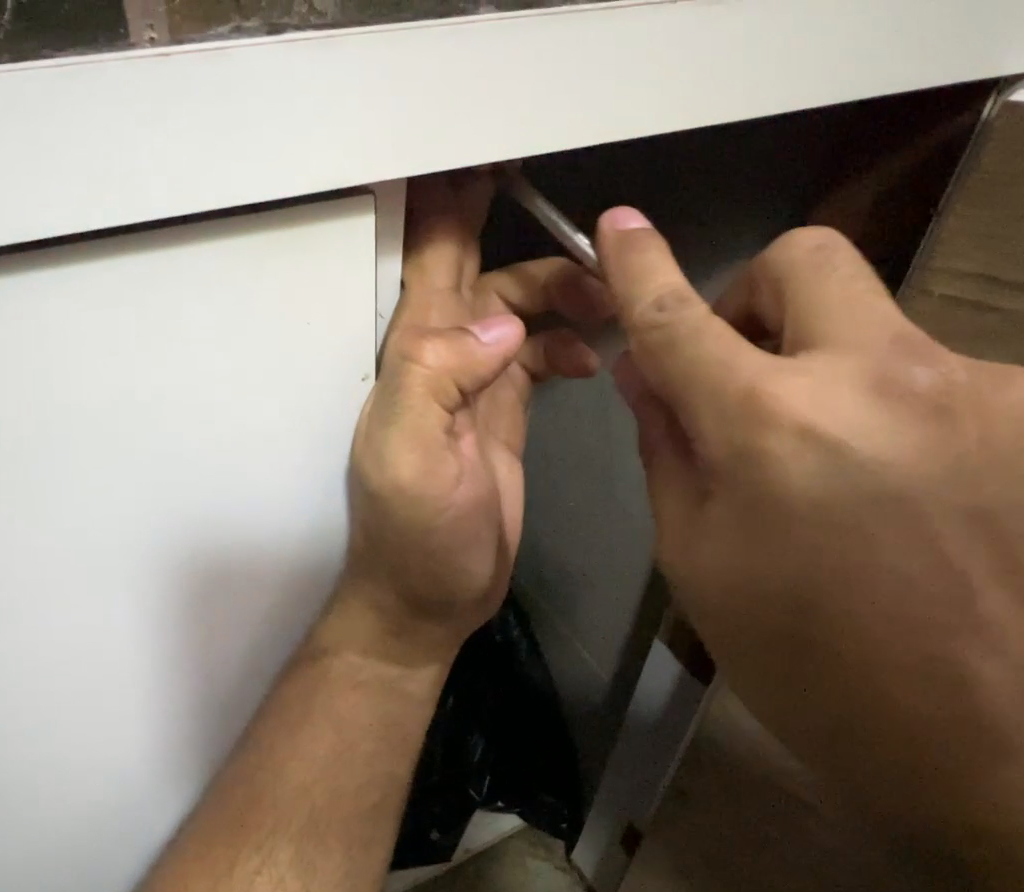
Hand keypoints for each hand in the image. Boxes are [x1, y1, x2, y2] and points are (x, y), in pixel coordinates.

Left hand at [325, 173, 610, 667]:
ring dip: (563, 298)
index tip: (491, 160)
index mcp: (414, 358)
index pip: (430, 262)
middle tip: (598, 242)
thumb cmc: (416, 537)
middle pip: (484, 276)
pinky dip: (563, 344)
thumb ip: (436, 378)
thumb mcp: (408, 457)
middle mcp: (440, 360)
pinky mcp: (500, 417)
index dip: (453, 207)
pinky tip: (593, 360)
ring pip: (517, 313)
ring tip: (615, 308)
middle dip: (531, 246)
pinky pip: (534, 356)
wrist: (429, 600)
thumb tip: (499, 318)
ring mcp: (472, 388)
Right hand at [596, 211, 1023, 880]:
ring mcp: (993, 389)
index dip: (644, 268)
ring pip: (888, 338)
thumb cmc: (817, 675)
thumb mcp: (702, 570)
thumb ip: (669, 454)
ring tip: (855, 489)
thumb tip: (650, 374)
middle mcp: (887, 378)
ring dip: (845, 385)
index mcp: (775, 428)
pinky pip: (961, 391)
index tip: (622, 227)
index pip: (685, 319)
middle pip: (811, 261)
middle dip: (757, 298)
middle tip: (746, 374)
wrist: (1018, 757)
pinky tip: (932, 512)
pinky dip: (920, 427)